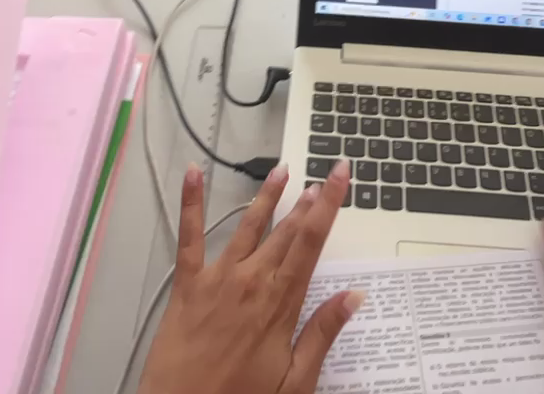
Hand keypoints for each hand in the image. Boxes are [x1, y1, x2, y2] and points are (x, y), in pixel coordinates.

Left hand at [137, 160, 362, 393]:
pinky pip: (190, 235)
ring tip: (281, 170)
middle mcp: (252, 280)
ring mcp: (219, 277)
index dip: (329, 205)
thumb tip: (355, 295)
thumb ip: (322, 334)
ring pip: (249, 225)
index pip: (312, 242)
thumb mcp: (294, 383)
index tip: (339, 175)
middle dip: (306, 202)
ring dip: (266, 195)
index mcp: (280, 302)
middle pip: (286, 231)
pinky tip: (194, 173)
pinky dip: (191, 202)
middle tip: (321, 177)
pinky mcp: (188, 282)